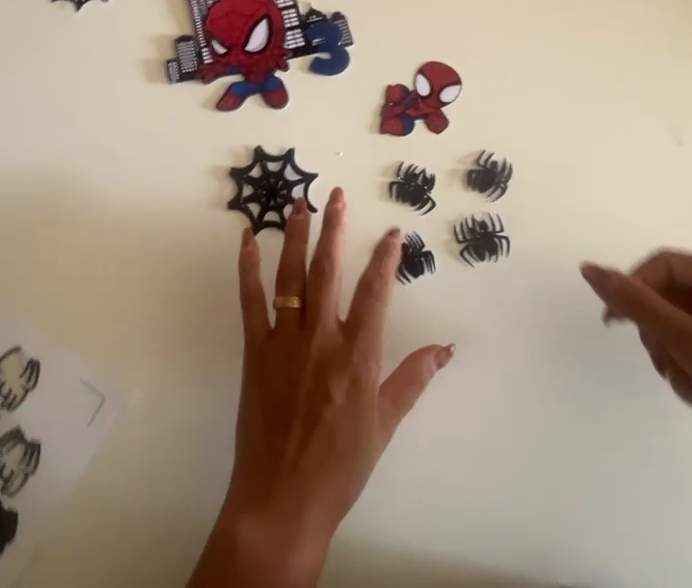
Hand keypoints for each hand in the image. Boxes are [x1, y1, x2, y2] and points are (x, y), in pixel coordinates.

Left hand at [188, 189, 453, 587]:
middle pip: (329, 272)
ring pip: (290, 278)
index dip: (385, 259)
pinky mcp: (254, 350)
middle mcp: (321, 340)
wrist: (283, 496)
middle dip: (334, 230)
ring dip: (294, 238)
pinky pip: (251, 300)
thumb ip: (412, 380)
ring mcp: (284, 342)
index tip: (392, 232)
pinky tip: (247, 240)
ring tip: (298, 204)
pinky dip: (247, 268)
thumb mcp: (384, 425)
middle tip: (336, 196)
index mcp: (358, 357)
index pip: (376, 294)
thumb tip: (444, 349)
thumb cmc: (339, 466)